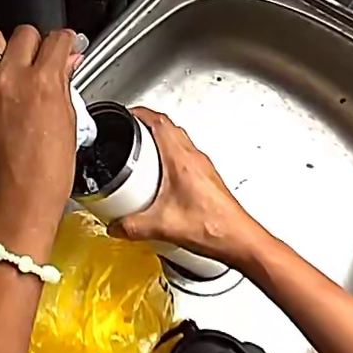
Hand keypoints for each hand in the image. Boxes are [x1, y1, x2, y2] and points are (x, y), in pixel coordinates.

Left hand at [0, 27, 79, 233]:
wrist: (17, 198)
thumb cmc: (46, 170)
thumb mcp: (68, 119)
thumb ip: (64, 82)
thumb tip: (67, 61)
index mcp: (43, 83)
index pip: (56, 39)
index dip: (65, 40)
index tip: (65, 44)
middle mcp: (10, 79)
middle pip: (23, 33)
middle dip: (36, 43)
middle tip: (40, 57)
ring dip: (5, 48)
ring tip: (12, 63)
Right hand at [114, 108, 273, 268]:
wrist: (238, 240)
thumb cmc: (213, 227)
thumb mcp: (161, 226)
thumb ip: (131, 226)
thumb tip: (114, 226)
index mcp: (181, 159)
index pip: (160, 122)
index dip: (142, 113)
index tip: (129, 113)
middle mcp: (194, 158)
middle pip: (170, 128)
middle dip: (148, 125)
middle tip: (132, 130)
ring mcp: (203, 167)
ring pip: (180, 141)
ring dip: (161, 140)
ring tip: (143, 153)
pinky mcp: (208, 179)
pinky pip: (186, 156)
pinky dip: (171, 157)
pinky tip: (163, 179)